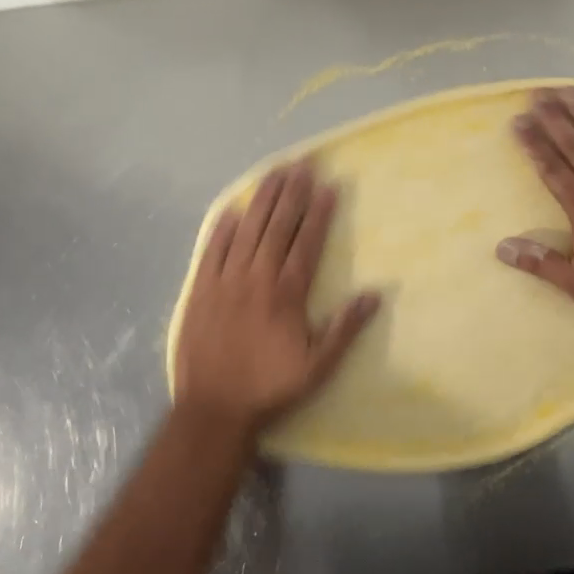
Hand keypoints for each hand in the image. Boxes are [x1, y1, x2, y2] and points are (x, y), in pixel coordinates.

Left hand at [175, 161, 378, 432]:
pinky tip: (232, 208)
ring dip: (262, 199)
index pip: (307, 242)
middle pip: (277, 226)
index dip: (319, 213)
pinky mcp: (200, 290)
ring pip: (246, 230)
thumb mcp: (317, 367)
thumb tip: (374, 294)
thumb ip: (344, 329)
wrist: (213, 409)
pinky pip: (212, 250)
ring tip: (274, 172)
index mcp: (287, 294)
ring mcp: (225, 281)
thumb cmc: (270, 387)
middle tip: (304, 164)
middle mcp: (257, 278)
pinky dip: (222, 228)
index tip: (329, 187)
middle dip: (293, 193)